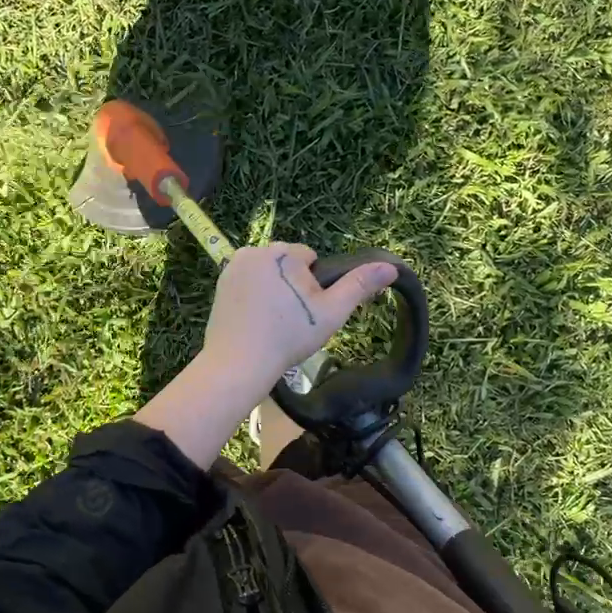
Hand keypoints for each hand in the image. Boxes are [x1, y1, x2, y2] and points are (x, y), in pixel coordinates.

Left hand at [201, 243, 398, 388]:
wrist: (239, 362)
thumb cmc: (289, 336)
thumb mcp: (332, 311)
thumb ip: (360, 285)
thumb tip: (391, 267)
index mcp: (283, 252)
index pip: (309, 258)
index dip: (314, 285)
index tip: (308, 309)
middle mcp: (255, 251)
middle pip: (286, 264)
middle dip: (292, 285)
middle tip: (292, 319)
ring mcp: (233, 266)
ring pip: (267, 273)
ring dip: (273, 289)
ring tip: (273, 322)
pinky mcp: (220, 284)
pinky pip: (247, 284)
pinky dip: (253, 297)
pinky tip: (255, 321)